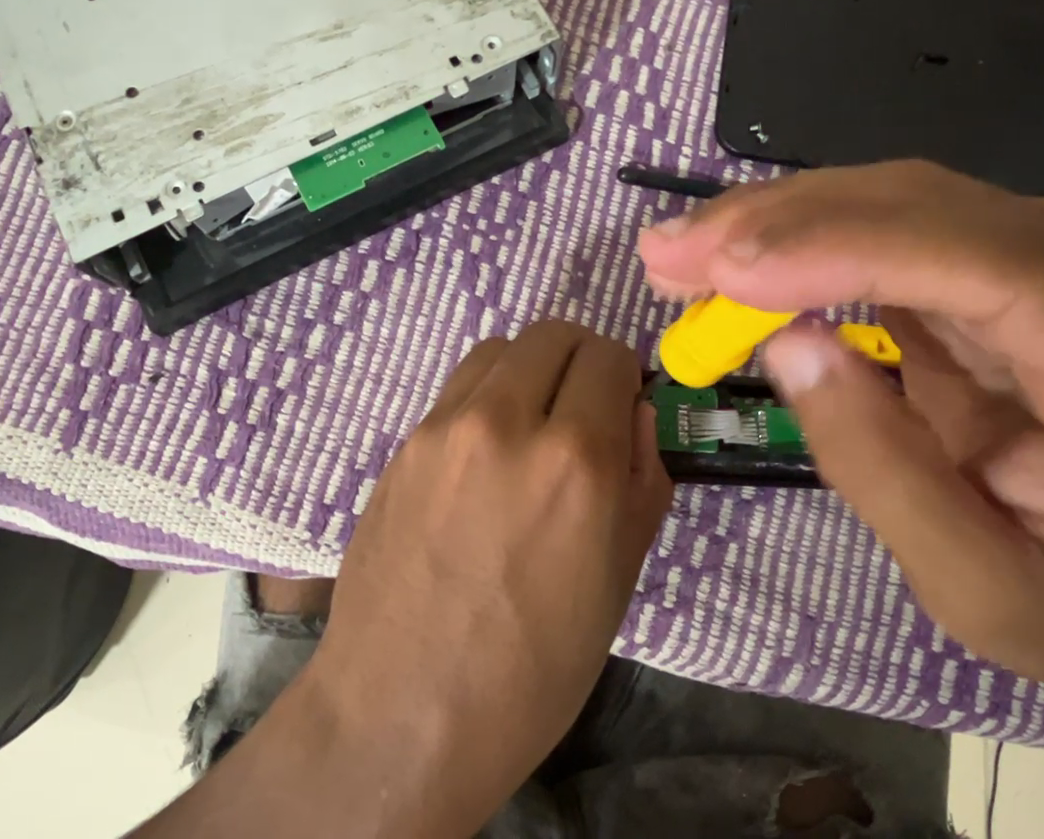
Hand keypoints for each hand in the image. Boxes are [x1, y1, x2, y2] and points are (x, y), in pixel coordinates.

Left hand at [306, 320, 672, 827]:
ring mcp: (443, 429)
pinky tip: (483, 459)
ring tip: (531, 429)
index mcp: (576, 460)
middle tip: (583, 411)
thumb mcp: (619, 580)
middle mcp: (506, 422)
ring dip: (529, 371)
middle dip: (581, 361)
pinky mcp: (403, 446)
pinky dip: (485, 399)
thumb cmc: (532, 670)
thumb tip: (634, 413)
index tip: (622, 410)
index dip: (625, 378)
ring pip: (499, 350)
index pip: (609, 358)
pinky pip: (456, 390)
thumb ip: (641, 480)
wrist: (404, 710)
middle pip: (552, 334)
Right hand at [638, 162, 1043, 691]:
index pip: (993, 266)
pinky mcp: (995, 280)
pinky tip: (733, 258)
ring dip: (781, 218)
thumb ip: (886, 471)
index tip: (727, 270)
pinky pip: (889, 234)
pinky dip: (800, 239)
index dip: (852, 249)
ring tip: (678, 252)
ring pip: (904, 204)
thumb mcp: (982, 592)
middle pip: (939, 210)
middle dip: (789, 220)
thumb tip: (786, 344)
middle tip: (667, 252)